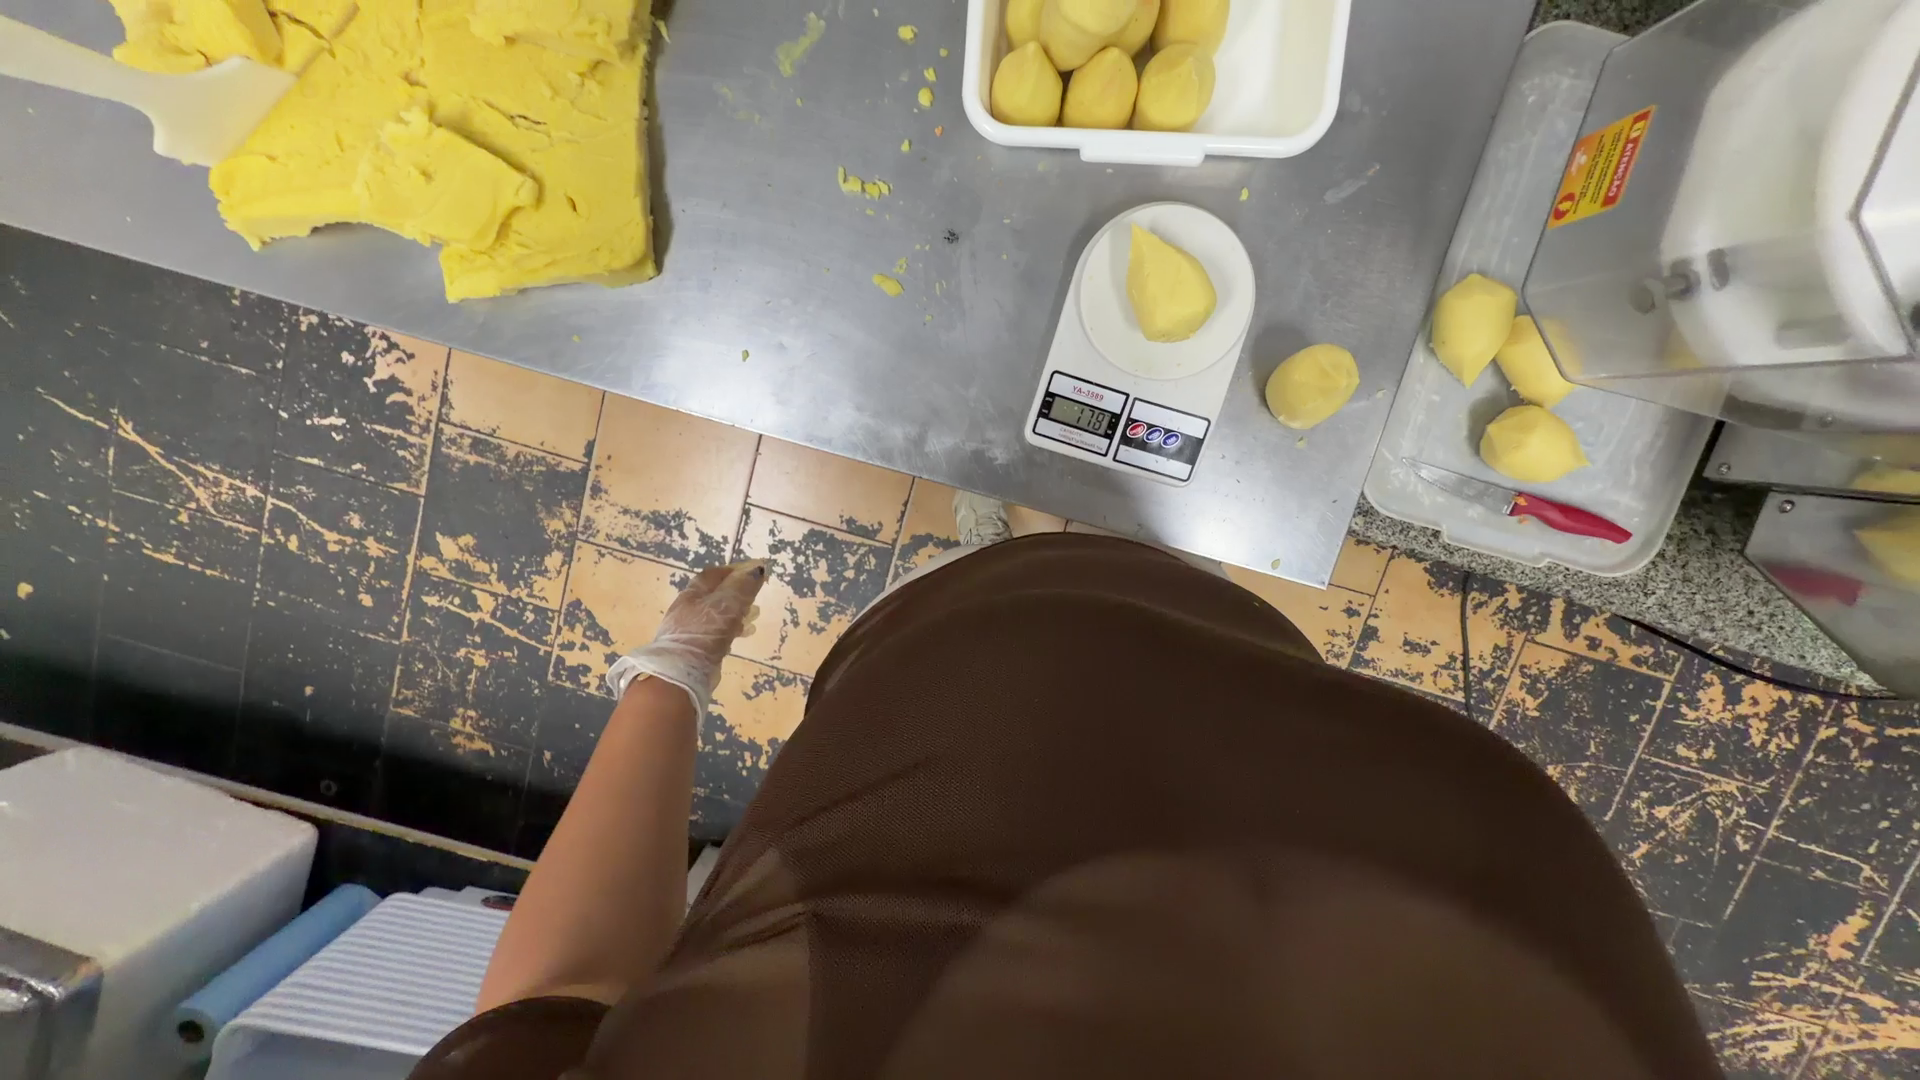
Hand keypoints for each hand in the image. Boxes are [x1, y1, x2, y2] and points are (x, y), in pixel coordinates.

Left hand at [606, 560, 768, 717]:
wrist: (681, 671)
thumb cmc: (705, 632)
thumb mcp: (728, 604)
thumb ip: (743, 586)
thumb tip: (757, 568)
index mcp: (693, 594)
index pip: (713, 575)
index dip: (733, 571)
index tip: (753, 573)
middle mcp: (688, 609)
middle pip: (715, 595)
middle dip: (737, 596)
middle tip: (754, 600)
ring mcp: (688, 630)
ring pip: (716, 616)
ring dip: (735, 615)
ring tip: (752, 620)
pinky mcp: (693, 649)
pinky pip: (714, 634)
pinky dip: (729, 631)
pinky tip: (738, 638)